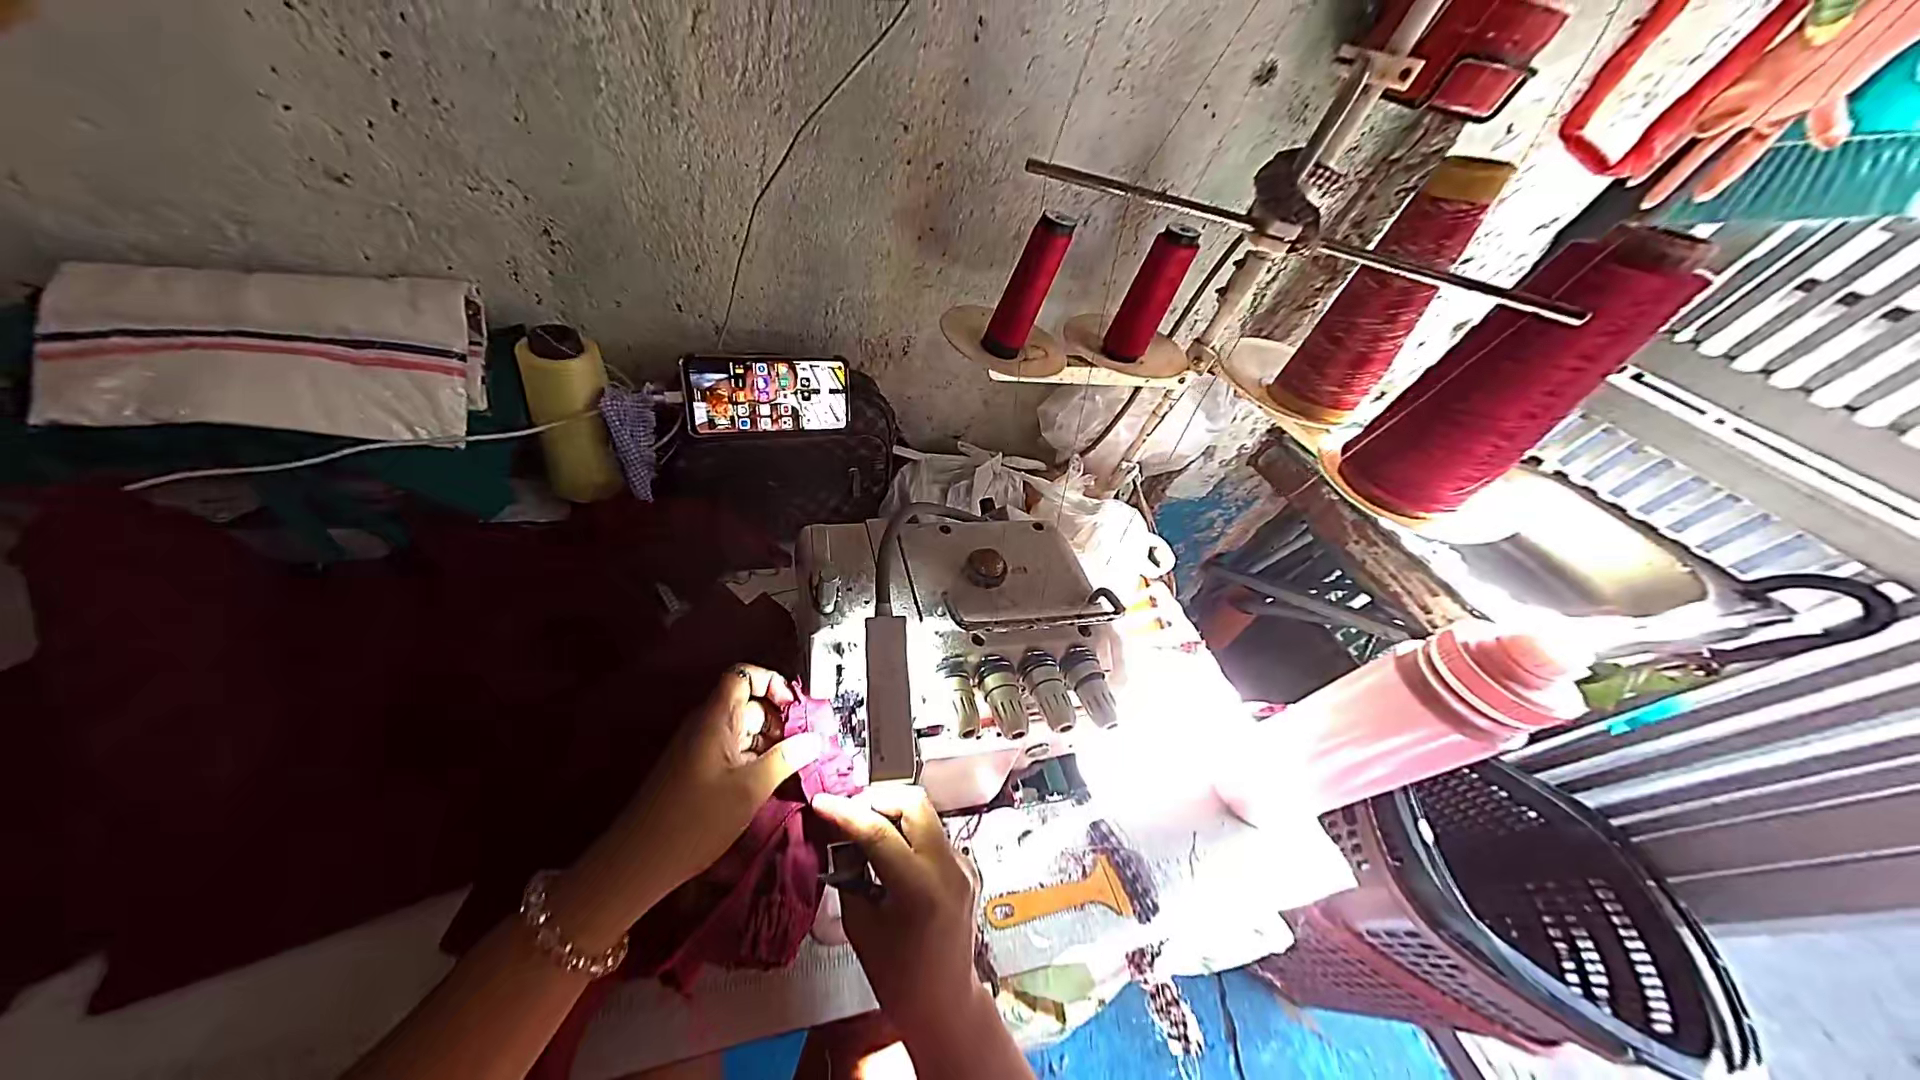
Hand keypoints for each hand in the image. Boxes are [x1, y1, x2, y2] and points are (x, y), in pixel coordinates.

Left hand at [555, 665, 821, 938]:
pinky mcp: (697, 768)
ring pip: (744, 729)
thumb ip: (786, 758)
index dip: (773, 683)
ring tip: (792, 767)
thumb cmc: (695, 821)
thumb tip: (814, 739)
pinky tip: (768, 782)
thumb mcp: (750, 788)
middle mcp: (706, 724)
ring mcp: (699, 746)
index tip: (796, 709)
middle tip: (804, 746)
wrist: (638, 862)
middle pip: (749, 703)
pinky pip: (733, 750)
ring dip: (770, 742)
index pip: (744, 675)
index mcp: (716, 718)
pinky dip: (754, 759)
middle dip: (780, 720)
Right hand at [809, 786, 981, 1041]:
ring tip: (863, 829)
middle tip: (848, 813)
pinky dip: (907, 831)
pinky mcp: (965, 865)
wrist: (945, 1003)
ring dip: (891, 811)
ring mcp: (962, 863)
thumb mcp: (861, 926)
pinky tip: (888, 851)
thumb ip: (851, 876)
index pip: (879, 831)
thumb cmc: (899, 977)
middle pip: (913, 802)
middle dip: (876, 799)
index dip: (845, 812)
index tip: (821, 802)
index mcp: (920, 887)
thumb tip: (840, 840)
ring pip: (925, 812)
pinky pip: (932, 832)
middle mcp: (948, 867)